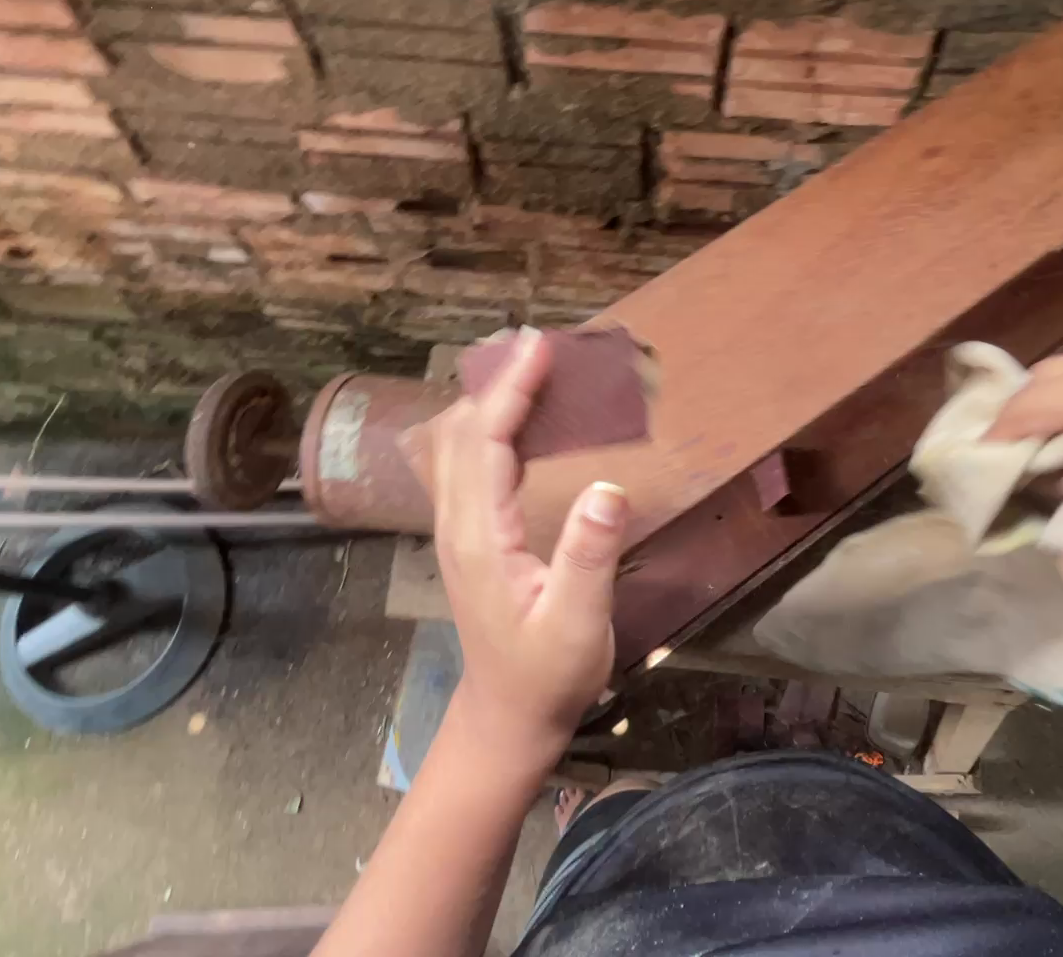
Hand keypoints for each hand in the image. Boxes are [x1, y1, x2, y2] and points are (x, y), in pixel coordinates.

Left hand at [423, 327, 628, 754]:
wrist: (508, 713)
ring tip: (531, 373)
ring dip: (488, 402)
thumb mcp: (577, 623)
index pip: (485, 443)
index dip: (510, 391)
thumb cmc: (547, 674)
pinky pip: (465, 465)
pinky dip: (488, 430)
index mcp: (482, 537)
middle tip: (540, 349)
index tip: (540, 348)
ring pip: (454, 446)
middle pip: (461, 433)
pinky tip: (518, 424)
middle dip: (497, 384)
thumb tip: (607, 486)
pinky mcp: (468, 537)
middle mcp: (458, 524)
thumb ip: (588, 557)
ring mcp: (456, 530)